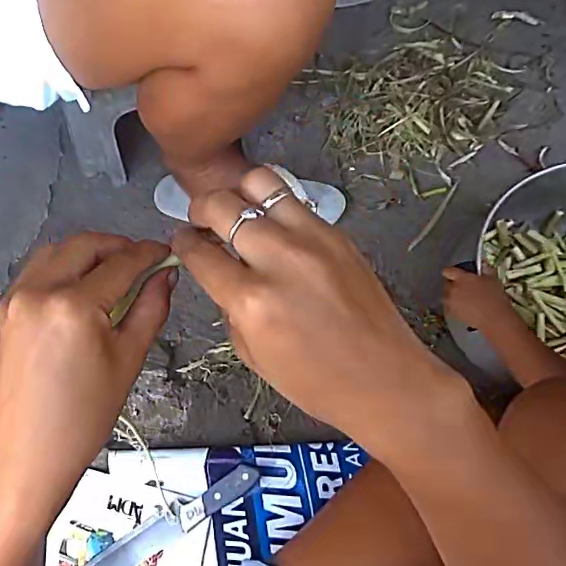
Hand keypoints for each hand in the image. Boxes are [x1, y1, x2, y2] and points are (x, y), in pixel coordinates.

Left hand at [0, 233, 174, 519]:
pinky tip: (83, 288)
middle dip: (118, 246)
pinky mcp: (4, 311)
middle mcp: (37, 293)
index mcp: (72, 307)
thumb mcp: (130, 358)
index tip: (165, 254)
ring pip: (57, 251)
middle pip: (85, 245)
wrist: (30, 452)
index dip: (149, 254)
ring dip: (89, 253)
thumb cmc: (83, 415)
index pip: (120, 263)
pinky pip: (37, 271)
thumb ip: (151, 307)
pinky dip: (64, 268)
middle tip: (143, 261)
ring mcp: (15, 300)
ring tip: (114, 273)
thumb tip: (165, 276)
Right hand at [172, 168, 467, 453]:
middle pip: (223, 205)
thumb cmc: (317, 383)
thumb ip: (231, 308)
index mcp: (252, 300)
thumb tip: (221, 274)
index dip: (182, 243)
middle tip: (201, 221)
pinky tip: (275, 226)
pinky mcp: (338, 235)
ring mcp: (313, 240)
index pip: (200, 253)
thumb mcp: (253, 356)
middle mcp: (279, 260)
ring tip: (237, 209)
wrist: (385, 379)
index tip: (181, 240)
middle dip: (201, 209)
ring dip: (239, 192)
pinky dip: (275, 206)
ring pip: (261, 182)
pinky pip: (296, 202)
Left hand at [441, 266, 524, 333]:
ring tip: (464, 299)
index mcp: (461, 278)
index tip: (456, 274)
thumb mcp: (492, 279)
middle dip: (453, 285)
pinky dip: (455, 306)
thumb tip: (482, 267)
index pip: (448, 271)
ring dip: (452, 296)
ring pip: (447, 296)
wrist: (494, 319)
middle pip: (446, 284)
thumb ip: (485, 271)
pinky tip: (465, 308)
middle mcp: (452, 289)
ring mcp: (451, 302)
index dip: (451, 272)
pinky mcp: (452, 313)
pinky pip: (450, 307)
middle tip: (464, 288)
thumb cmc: (495, 297)